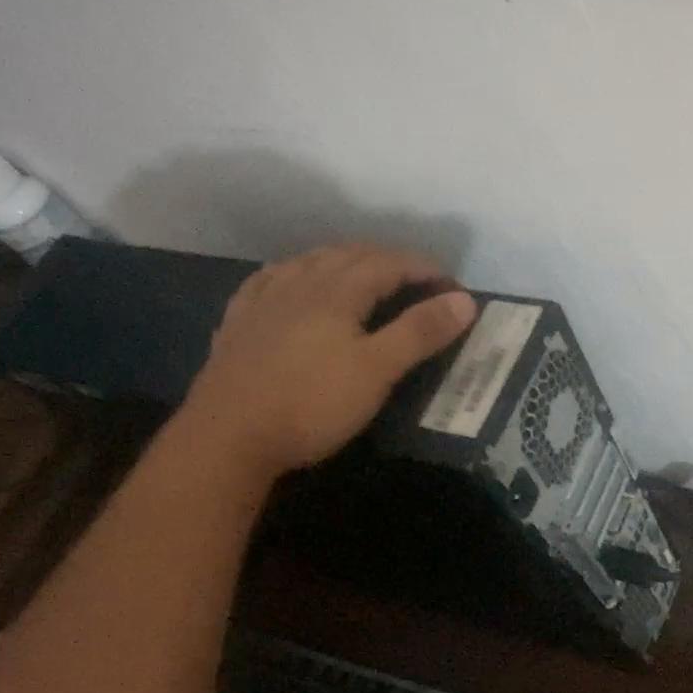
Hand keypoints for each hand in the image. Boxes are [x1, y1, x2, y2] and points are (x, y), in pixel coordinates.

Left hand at [176, 243, 475, 478]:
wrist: (228, 437)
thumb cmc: (312, 405)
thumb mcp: (378, 372)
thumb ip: (420, 332)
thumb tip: (464, 300)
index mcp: (337, 291)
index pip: (389, 264)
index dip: (425, 269)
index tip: (454, 287)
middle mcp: (299, 283)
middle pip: (350, 255)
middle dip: (389, 260)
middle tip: (419, 280)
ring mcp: (264, 301)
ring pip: (309, 262)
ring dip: (345, 260)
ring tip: (366, 274)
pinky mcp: (239, 323)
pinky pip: (271, 280)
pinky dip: (297, 273)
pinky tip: (293, 283)